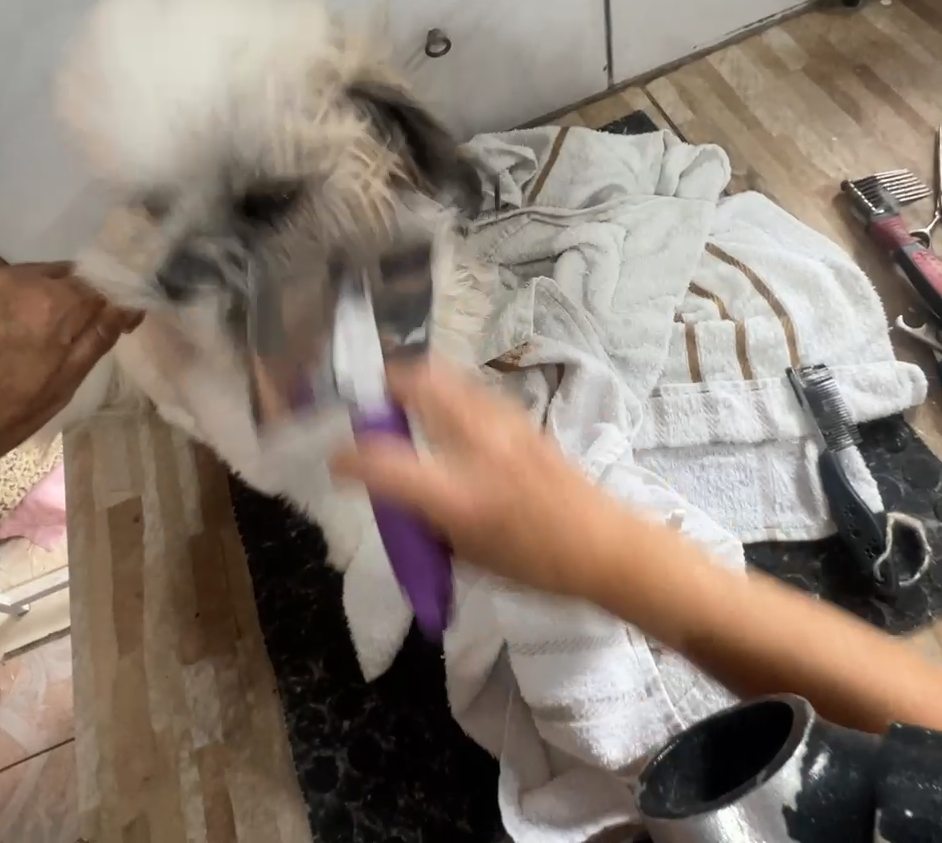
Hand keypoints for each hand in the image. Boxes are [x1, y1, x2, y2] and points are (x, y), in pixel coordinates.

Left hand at [0, 262, 139, 507]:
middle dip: (80, 303)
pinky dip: (8, 304)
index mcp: (52, 306)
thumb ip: (94, 343)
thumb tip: (126, 306)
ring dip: (44, 303)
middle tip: (71, 345)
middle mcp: (16, 279)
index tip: (119, 329)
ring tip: (28, 347)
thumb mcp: (53, 395)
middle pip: (70, 278)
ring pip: (32, 280)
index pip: (108, 286)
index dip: (118, 306)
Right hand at [330, 358, 643, 599]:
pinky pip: (474, 390)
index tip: (337, 461)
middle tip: (376, 401)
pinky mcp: (523, 418)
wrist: (604, 545)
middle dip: (387, 384)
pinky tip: (453, 417)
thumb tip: (402, 493)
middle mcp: (478, 448)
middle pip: (421, 383)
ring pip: (449, 375)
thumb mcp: (467, 555)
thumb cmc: (536, 566)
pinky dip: (451, 393)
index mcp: (460, 496)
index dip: (348, 458)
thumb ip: (428, 518)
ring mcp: (504, 426)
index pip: (384, 463)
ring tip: (409, 402)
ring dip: (420, 382)